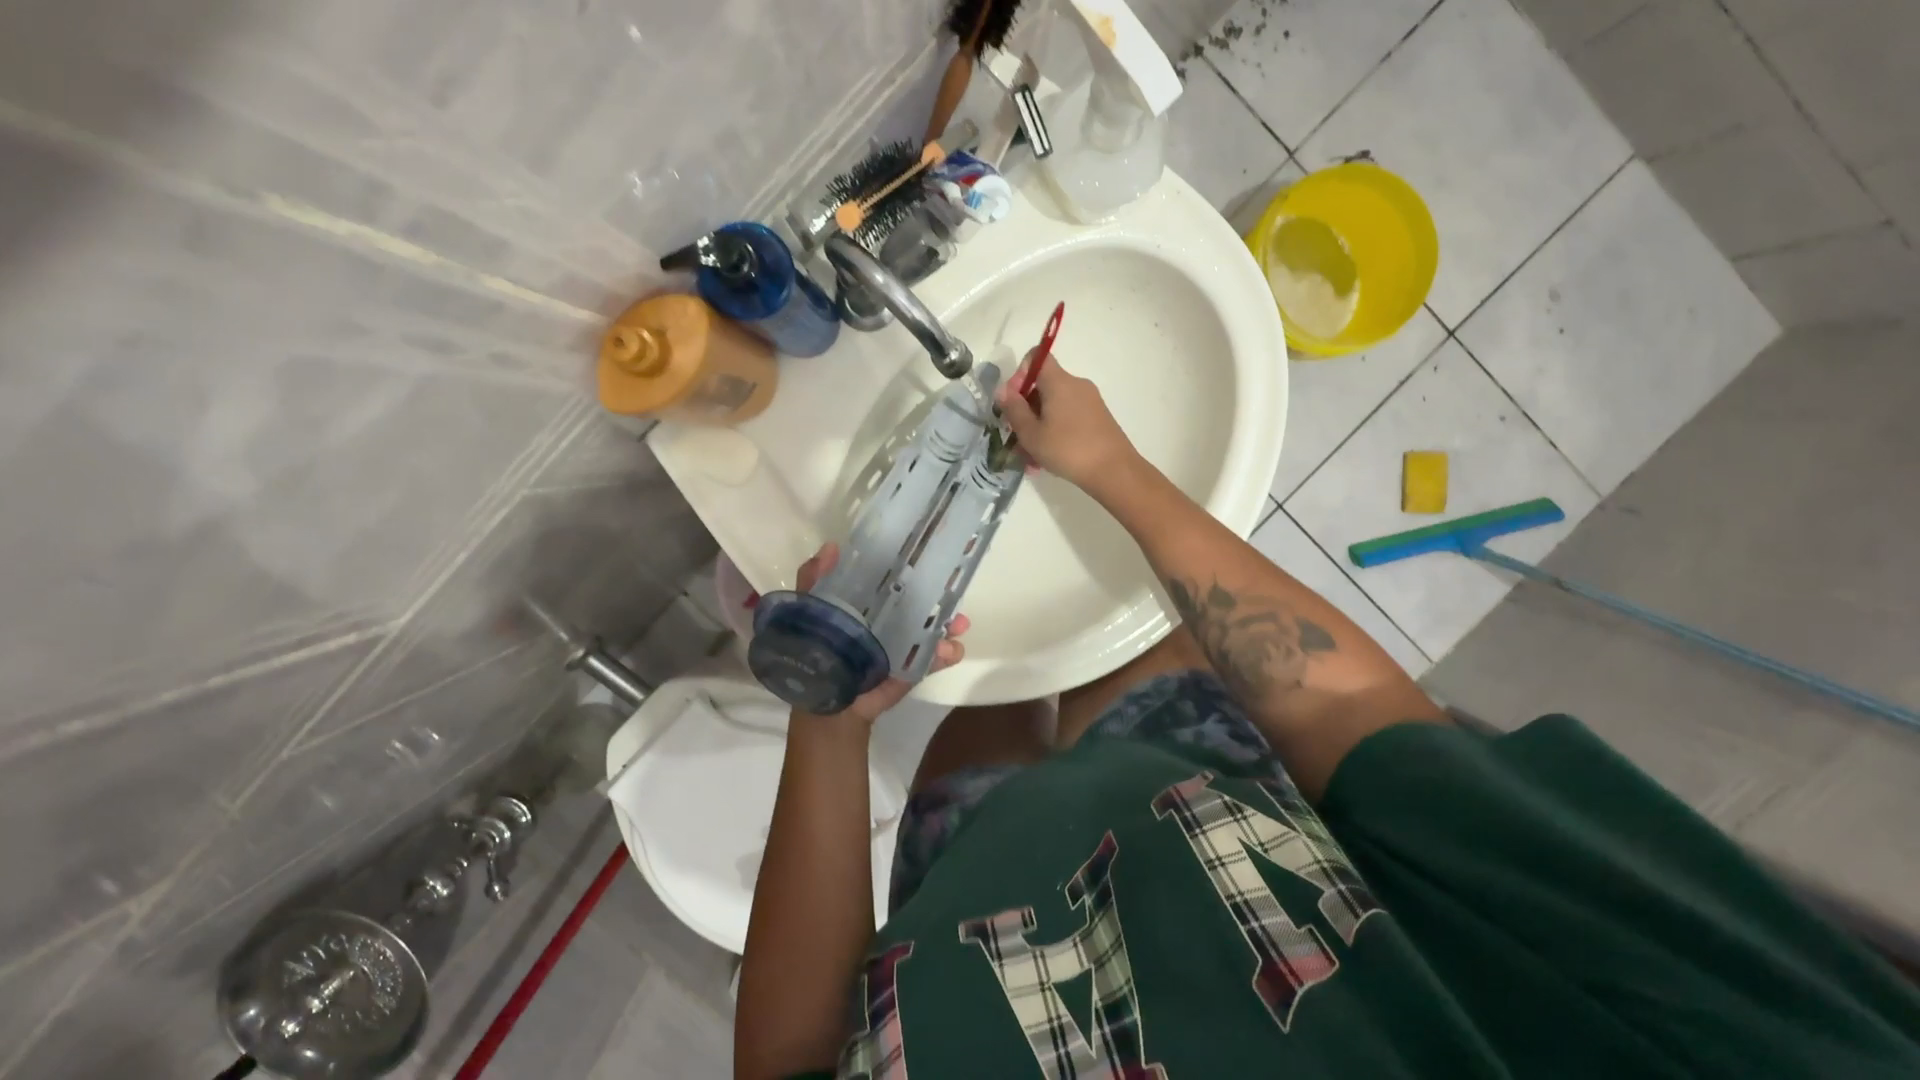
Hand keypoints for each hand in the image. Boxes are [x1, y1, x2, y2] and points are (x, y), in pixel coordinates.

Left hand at [794, 543, 968, 723]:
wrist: (825, 701)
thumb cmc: (817, 649)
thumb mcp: (810, 610)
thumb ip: (815, 581)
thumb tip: (831, 547)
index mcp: (871, 600)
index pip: (897, 575)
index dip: (917, 561)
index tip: (936, 544)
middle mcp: (893, 617)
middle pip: (925, 599)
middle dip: (944, 591)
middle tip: (955, 584)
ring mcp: (907, 644)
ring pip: (936, 628)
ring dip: (951, 623)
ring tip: (959, 624)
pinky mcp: (913, 669)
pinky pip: (935, 659)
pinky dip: (946, 654)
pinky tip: (951, 650)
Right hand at [996, 353, 1138, 490]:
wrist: (1114, 470)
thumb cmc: (1068, 449)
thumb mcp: (1031, 433)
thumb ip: (1014, 409)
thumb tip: (1003, 390)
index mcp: (1059, 381)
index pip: (1036, 356)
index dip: (1020, 374)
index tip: (1014, 401)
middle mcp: (1076, 384)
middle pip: (1043, 385)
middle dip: (1026, 409)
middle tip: (1017, 437)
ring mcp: (1090, 401)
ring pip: (1054, 406)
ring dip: (1039, 426)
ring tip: (1031, 457)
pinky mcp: (1097, 417)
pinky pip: (1068, 417)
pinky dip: (1055, 431)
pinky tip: (1049, 458)